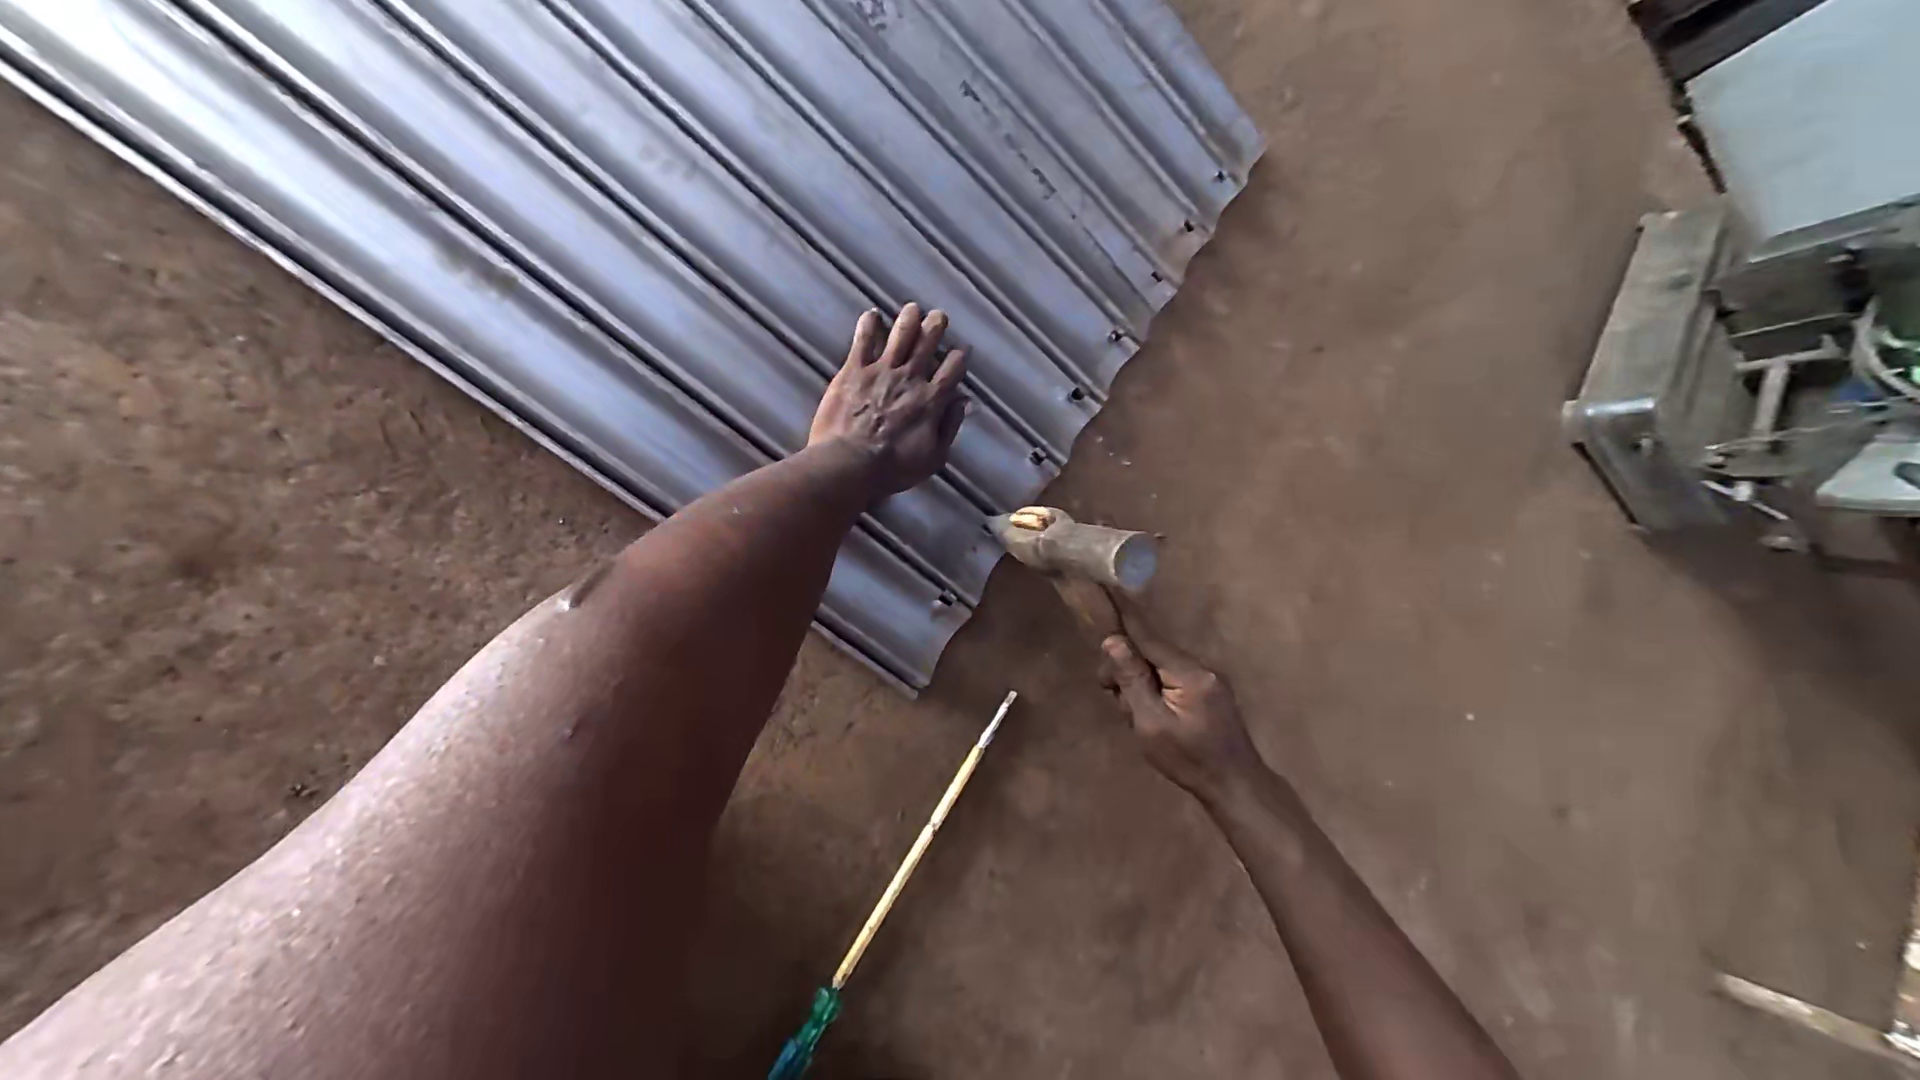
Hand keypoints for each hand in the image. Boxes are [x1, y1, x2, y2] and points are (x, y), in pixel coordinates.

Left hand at [809, 303, 968, 497]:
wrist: (849, 464)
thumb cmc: (893, 468)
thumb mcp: (933, 457)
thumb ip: (950, 426)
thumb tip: (963, 402)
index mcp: (931, 399)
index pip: (953, 368)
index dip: (959, 357)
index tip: (959, 352)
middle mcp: (910, 378)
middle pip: (928, 342)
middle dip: (936, 326)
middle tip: (938, 317)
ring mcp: (881, 371)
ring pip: (900, 333)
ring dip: (909, 319)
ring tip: (912, 309)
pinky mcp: (853, 370)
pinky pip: (863, 340)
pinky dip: (869, 325)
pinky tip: (872, 316)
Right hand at [1100, 603, 1260, 799]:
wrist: (1235, 787)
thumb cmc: (1188, 760)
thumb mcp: (1150, 723)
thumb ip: (1132, 680)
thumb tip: (1113, 641)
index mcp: (1187, 672)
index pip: (1146, 634)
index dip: (1121, 614)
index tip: (1102, 586)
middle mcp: (1199, 666)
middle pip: (1148, 651)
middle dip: (1124, 669)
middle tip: (1112, 697)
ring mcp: (1205, 678)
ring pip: (1157, 666)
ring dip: (1137, 684)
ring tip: (1134, 717)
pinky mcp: (1206, 690)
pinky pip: (1169, 678)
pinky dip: (1151, 690)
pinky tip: (1148, 715)